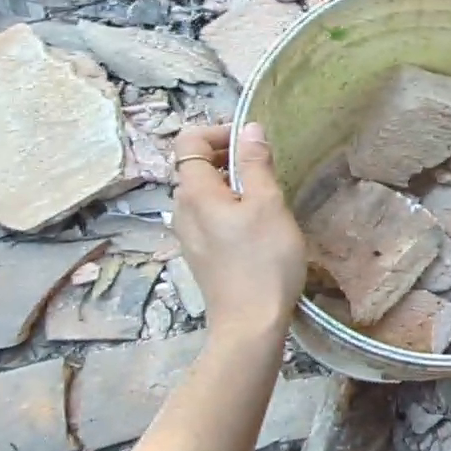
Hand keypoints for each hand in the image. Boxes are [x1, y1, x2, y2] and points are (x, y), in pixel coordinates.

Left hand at [172, 122, 306, 349]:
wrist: (251, 322)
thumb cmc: (264, 259)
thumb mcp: (268, 204)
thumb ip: (256, 163)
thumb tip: (250, 128)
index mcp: (194, 192)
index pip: (189, 141)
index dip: (220, 132)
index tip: (254, 143)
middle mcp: (182, 209)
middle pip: (195, 165)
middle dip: (228, 155)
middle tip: (267, 166)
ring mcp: (188, 234)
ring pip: (204, 191)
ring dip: (232, 181)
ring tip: (266, 195)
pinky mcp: (200, 252)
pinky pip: (210, 214)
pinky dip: (230, 205)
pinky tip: (257, 224)